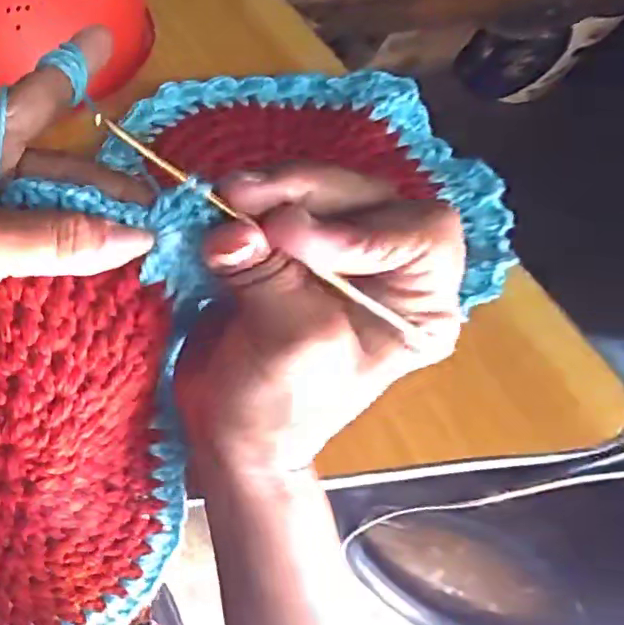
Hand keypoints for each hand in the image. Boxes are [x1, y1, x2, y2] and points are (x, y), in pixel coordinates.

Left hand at [0, 27, 154, 364]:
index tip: (107, 36)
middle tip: (150, 202)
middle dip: (98, 181)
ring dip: (87, 216)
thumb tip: (137, 238)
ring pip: (44, 201)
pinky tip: (103, 252)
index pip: (31, 99)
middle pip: (48, 160)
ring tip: (139, 231)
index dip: (72, 72)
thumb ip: (61, 237)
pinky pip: (34, 233)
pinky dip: (65, 241)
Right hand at [176, 165, 465, 475]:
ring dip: (262, 195)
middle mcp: (377, 270)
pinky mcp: (266, 262)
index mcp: (415, 299)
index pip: (413, 233)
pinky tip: (208, 207)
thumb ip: (269, 280)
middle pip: (358, 202)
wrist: (225, 432)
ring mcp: (317, 262)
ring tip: (220, 194)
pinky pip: (258, 222)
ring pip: (306, 202)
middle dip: (300, 194)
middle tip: (238, 192)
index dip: (354, 226)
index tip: (286, 235)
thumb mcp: (291, 344)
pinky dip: (232, 212)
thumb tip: (227, 232)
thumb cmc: (277, 406)